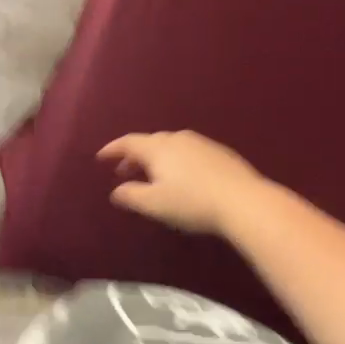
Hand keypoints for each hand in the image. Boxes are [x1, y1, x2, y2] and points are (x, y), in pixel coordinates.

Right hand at [97, 131, 267, 235]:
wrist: (244, 201)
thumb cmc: (193, 203)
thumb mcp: (155, 204)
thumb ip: (131, 196)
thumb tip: (115, 191)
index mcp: (158, 148)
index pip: (128, 142)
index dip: (112, 149)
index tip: (100, 158)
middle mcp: (177, 138)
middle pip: (149, 143)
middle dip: (134, 156)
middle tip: (125, 172)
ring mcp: (200, 143)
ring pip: (170, 146)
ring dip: (156, 159)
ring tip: (153, 176)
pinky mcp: (219, 153)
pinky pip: (188, 152)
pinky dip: (176, 161)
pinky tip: (183, 178)